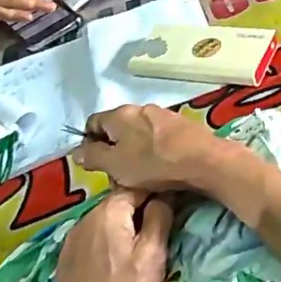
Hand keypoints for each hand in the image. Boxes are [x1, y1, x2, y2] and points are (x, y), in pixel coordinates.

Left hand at [52, 188, 173, 281]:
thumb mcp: (153, 254)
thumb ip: (160, 216)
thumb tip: (163, 194)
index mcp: (107, 212)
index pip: (137, 187)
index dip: (157, 195)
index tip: (172, 210)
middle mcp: (83, 219)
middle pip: (118, 204)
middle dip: (138, 213)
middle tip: (158, 235)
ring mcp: (70, 241)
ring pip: (104, 223)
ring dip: (121, 230)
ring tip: (137, 253)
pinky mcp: (64, 262)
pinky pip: (90, 241)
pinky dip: (105, 246)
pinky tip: (114, 266)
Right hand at [72, 104, 228, 191]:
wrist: (204, 159)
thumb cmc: (153, 163)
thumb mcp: (115, 165)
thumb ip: (93, 157)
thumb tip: (76, 151)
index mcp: (120, 114)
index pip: (92, 123)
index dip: (89, 143)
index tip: (95, 164)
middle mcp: (140, 107)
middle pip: (117, 128)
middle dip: (113, 149)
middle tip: (118, 174)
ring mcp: (163, 114)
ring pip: (138, 133)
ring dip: (134, 150)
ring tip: (141, 174)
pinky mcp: (182, 124)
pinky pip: (158, 136)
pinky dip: (154, 150)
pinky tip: (161, 166)